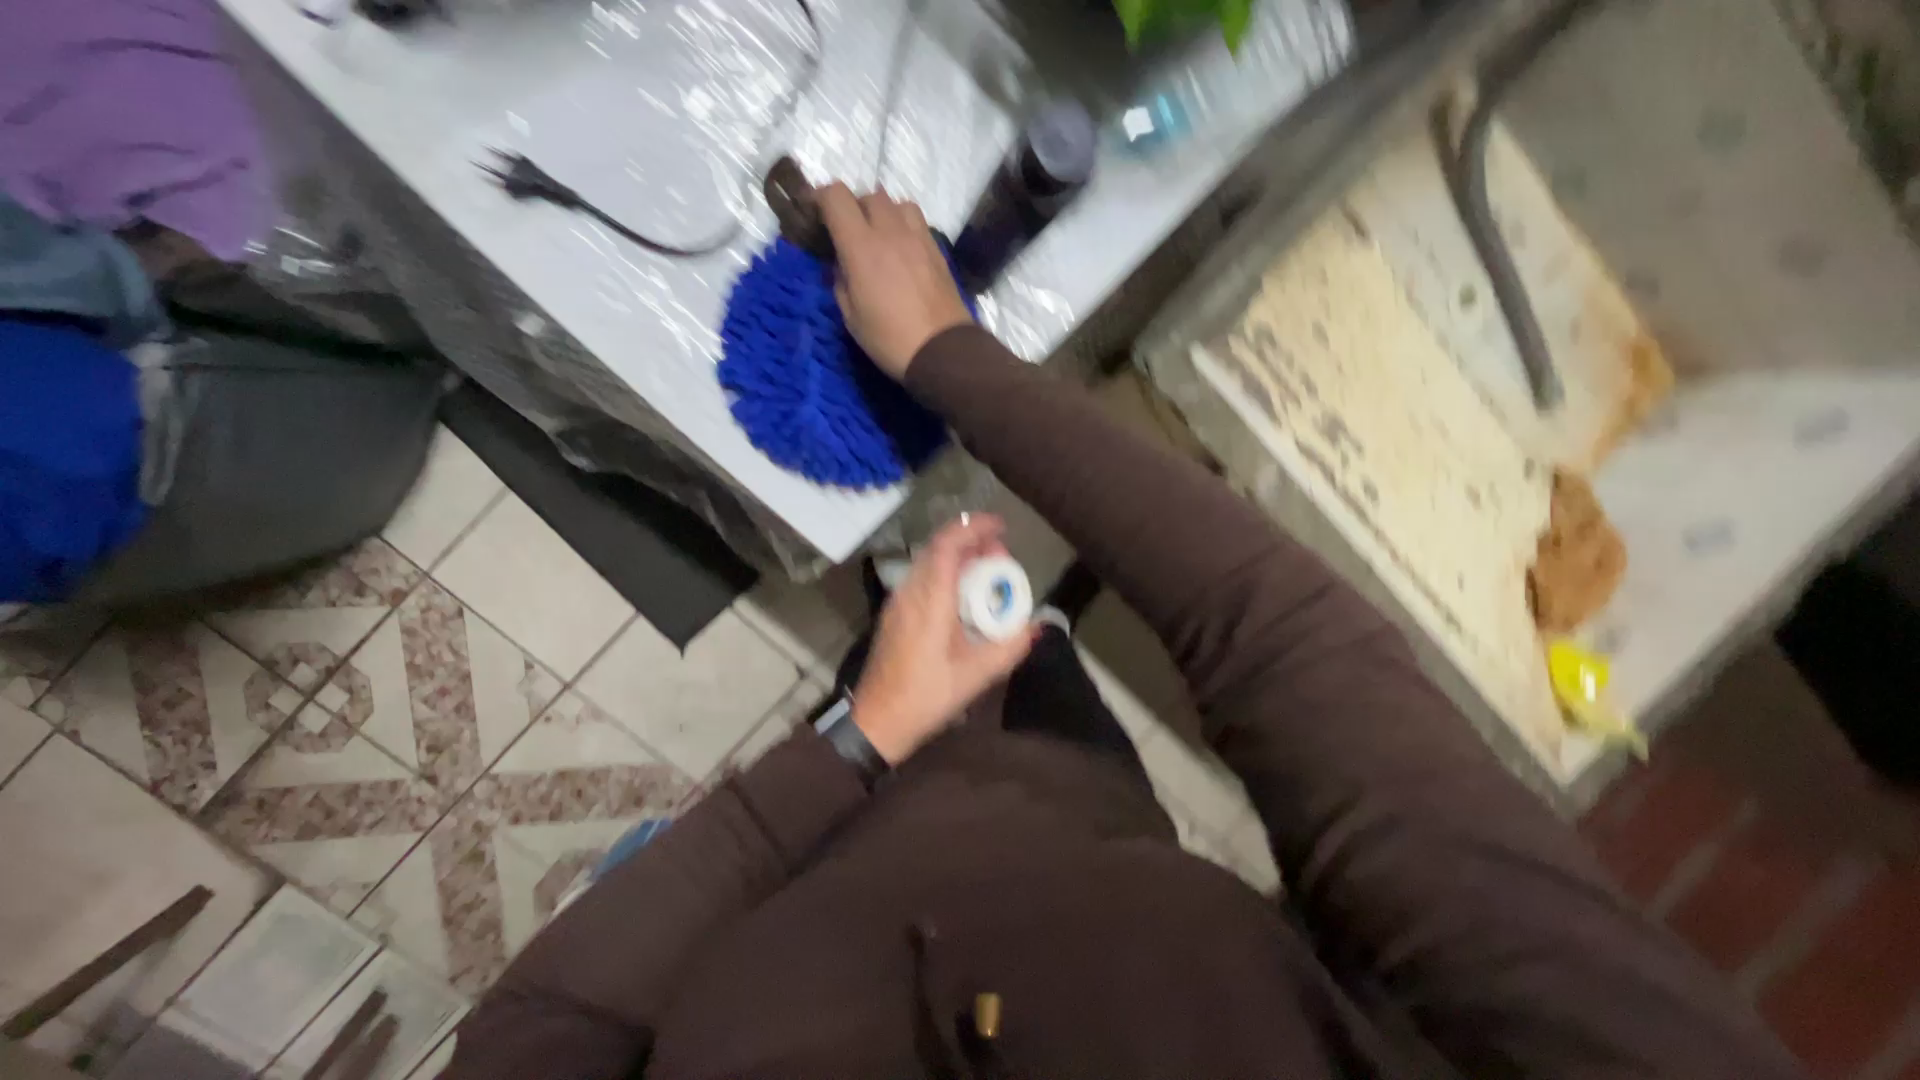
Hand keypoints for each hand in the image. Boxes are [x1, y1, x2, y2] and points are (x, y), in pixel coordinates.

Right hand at [817, 182, 973, 379]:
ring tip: (880, 237)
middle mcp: (890, 232)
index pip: (836, 197)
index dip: (821, 198)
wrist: (942, 350)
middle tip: (849, 232)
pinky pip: (917, 222)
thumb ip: (840, 280)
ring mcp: (918, 237)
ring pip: (897, 203)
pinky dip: (904, 226)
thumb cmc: (889, 339)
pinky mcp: (937, 249)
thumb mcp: (851, 316)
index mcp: (861, 247)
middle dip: (854, 207)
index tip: (815, 213)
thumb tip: (842, 264)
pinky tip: (902, 250)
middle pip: (869, 195)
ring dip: (884, 213)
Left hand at [851, 514, 1036, 763]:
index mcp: (928, 600)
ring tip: (987, 573)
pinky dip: (945, 575)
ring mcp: (897, 604)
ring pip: (928, 564)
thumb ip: (1008, 648)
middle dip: (971, 543)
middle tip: (1001, 555)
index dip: (972, 528)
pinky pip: (921, 581)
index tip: (999, 525)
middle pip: (938, 550)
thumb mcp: (975, 676)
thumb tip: (1036, 626)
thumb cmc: (925, 697)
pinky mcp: (894, 617)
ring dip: (957, 559)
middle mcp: (909, 593)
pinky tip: (962, 598)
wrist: (877, 722)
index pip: (947, 546)